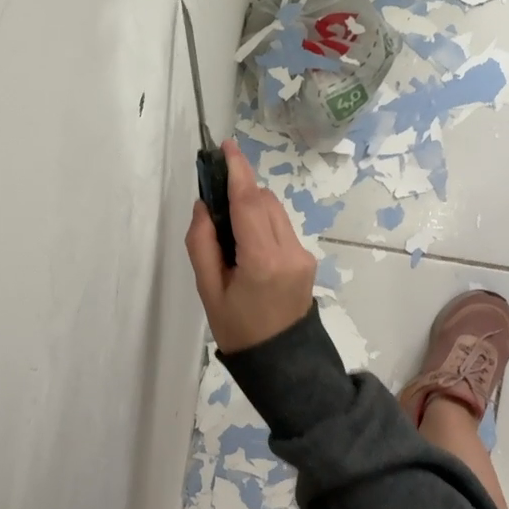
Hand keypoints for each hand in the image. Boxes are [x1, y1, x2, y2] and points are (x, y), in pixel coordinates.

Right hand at [185, 138, 317, 352]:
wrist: (281, 362)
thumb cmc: (237, 329)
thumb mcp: (208, 289)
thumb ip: (202, 243)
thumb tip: (204, 205)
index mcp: (261, 261)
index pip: (248, 203)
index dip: (237, 171)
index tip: (226, 146)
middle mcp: (288, 252)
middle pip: (263, 201)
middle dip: (239, 189)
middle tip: (213, 195)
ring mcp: (302, 255)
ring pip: (274, 210)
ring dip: (251, 205)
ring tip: (227, 226)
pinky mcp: (306, 259)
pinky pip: (281, 227)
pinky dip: (261, 222)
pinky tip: (245, 242)